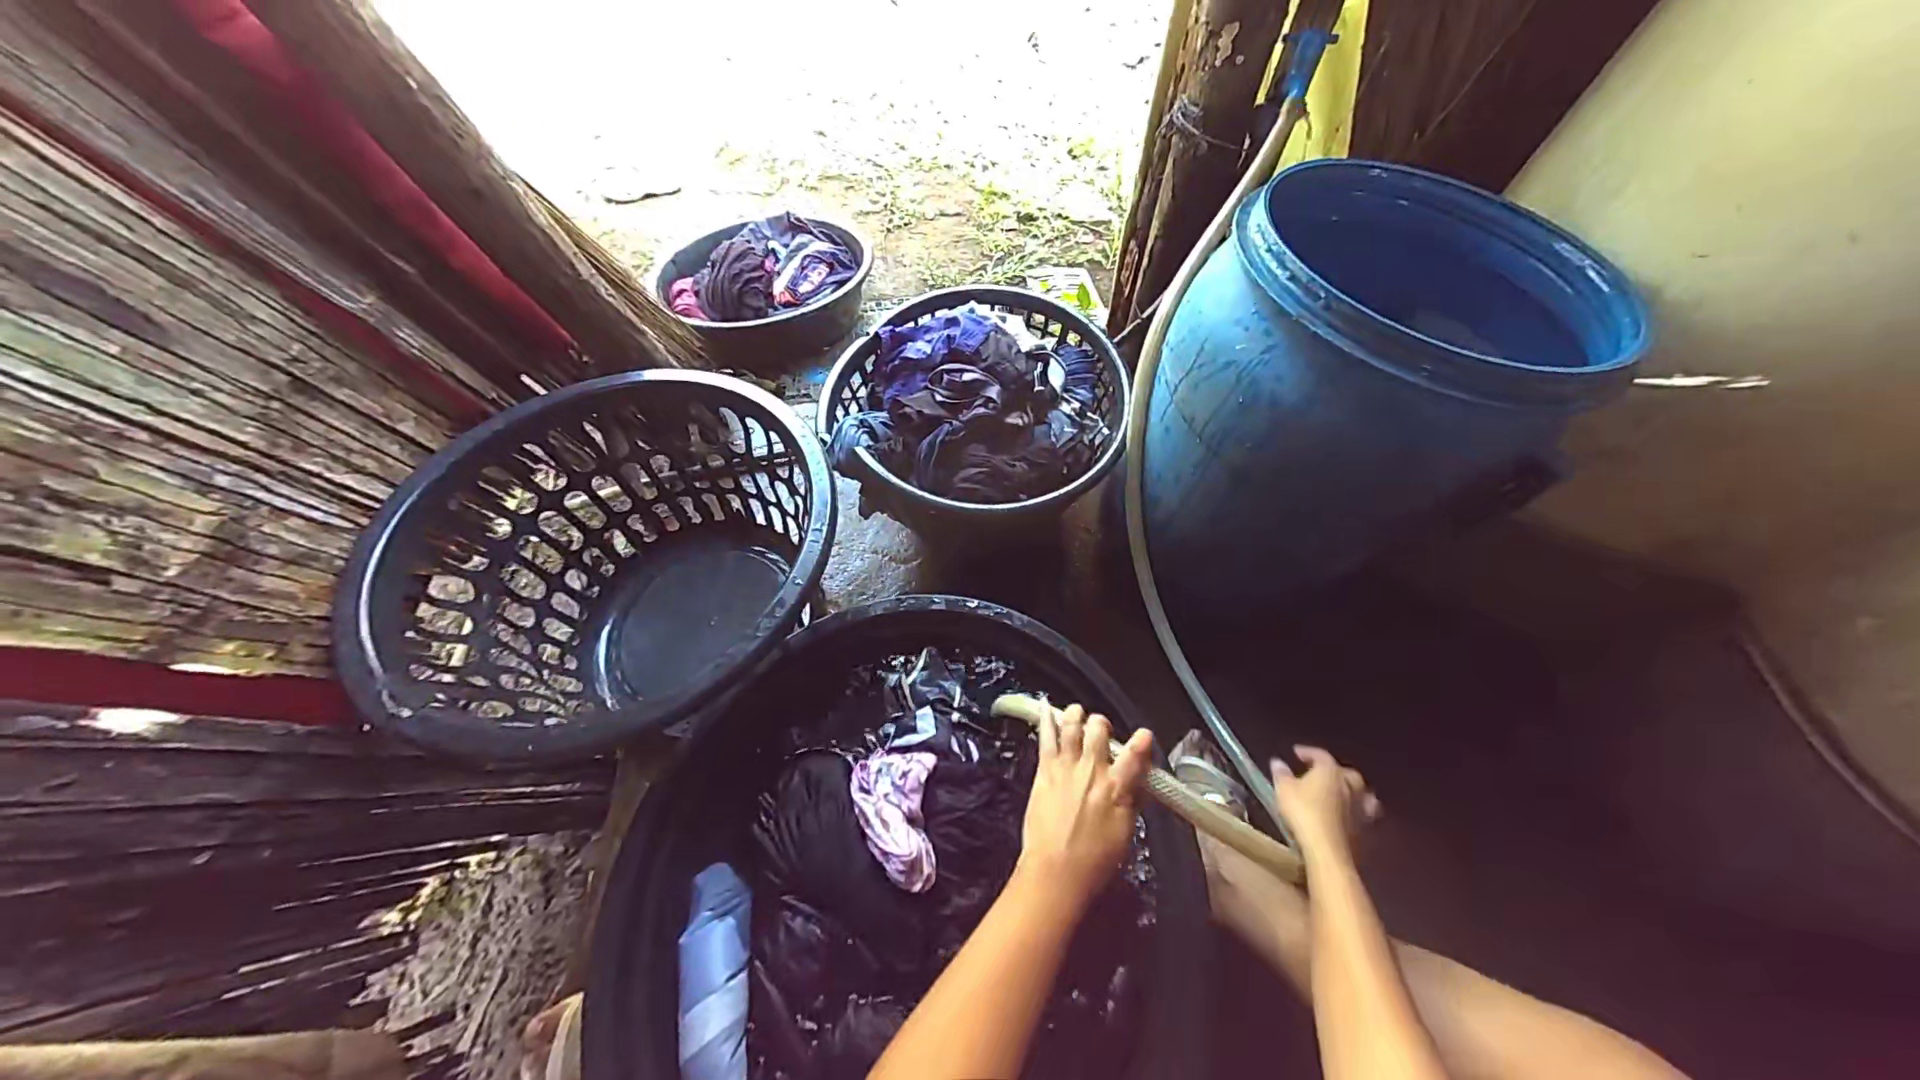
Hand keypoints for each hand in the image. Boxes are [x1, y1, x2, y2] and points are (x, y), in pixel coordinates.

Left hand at [1017, 704, 1153, 907]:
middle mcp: (1092, 771)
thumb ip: (1131, 802)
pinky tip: (1044, 707)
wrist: (1055, 870)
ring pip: (1072, 727)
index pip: (1136, 755)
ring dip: (1075, 715)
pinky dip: (1045, 719)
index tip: (1144, 735)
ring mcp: (1065, 767)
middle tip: (1101, 727)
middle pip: (1099, 731)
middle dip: (1102, 724)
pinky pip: (1045, 737)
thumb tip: (1136, 785)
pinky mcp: (1044, 770)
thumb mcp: (1125, 833)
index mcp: (1117, 788)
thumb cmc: (1095, 860)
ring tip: (1076, 710)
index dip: (1142, 741)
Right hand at [1272, 745, 1380, 863]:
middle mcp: (1350, 786)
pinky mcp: (1365, 829)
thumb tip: (1277, 762)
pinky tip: (1345, 817)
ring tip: (1341, 794)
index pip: (1321, 755)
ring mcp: (1361, 808)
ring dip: (1352, 792)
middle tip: (1321, 774)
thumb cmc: (1302, 812)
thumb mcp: (1284, 790)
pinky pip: (1361, 814)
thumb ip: (1281, 774)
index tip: (1296, 752)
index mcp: (1330, 772)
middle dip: (1335, 771)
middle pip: (1347, 773)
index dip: (1308, 752)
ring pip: (1362, 794)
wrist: (1327, 850)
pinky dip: (1354, 812)